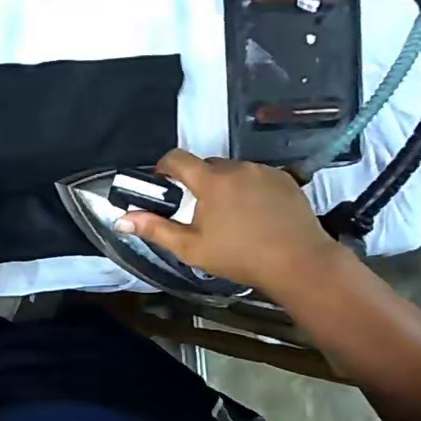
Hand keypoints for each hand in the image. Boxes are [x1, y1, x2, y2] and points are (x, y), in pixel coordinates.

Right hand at [116, 150, 338, 290]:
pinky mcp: (285, 180)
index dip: (164, 167)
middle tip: (196, 210)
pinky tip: (253, 215)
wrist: (299, 262)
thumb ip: (155, 229)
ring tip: (228, 216)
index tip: (161, 183)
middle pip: (206, 164)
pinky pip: (257, 177)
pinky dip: (248, 189)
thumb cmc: (240, 256)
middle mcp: (238, 167)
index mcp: (211, 180)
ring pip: (233, 171)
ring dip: (224, 185)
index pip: (177, 157)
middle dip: (196, 181)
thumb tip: (122, 219)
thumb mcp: (191, 248)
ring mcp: (264, 171)